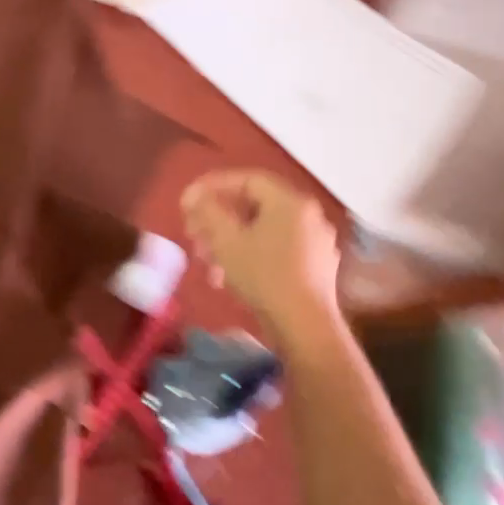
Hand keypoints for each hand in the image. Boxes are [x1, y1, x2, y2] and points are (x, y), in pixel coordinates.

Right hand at [180, 170, 340, 328]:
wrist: (304, 324)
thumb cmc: (262, 274)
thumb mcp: (225, 239)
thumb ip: (207, 210)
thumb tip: (193, 195)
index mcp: (290, 203)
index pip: (247, 180)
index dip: (212, 186)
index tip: (188, 200)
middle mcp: (308, 216)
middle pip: (253, 206)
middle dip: (216, 219)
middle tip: (192, 233)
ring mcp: (316, 242)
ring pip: (261, 230)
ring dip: (227, 240)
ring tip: (205, 260)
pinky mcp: (315, 266)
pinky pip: (274, 248)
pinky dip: (248, 253)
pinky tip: (227, 275)